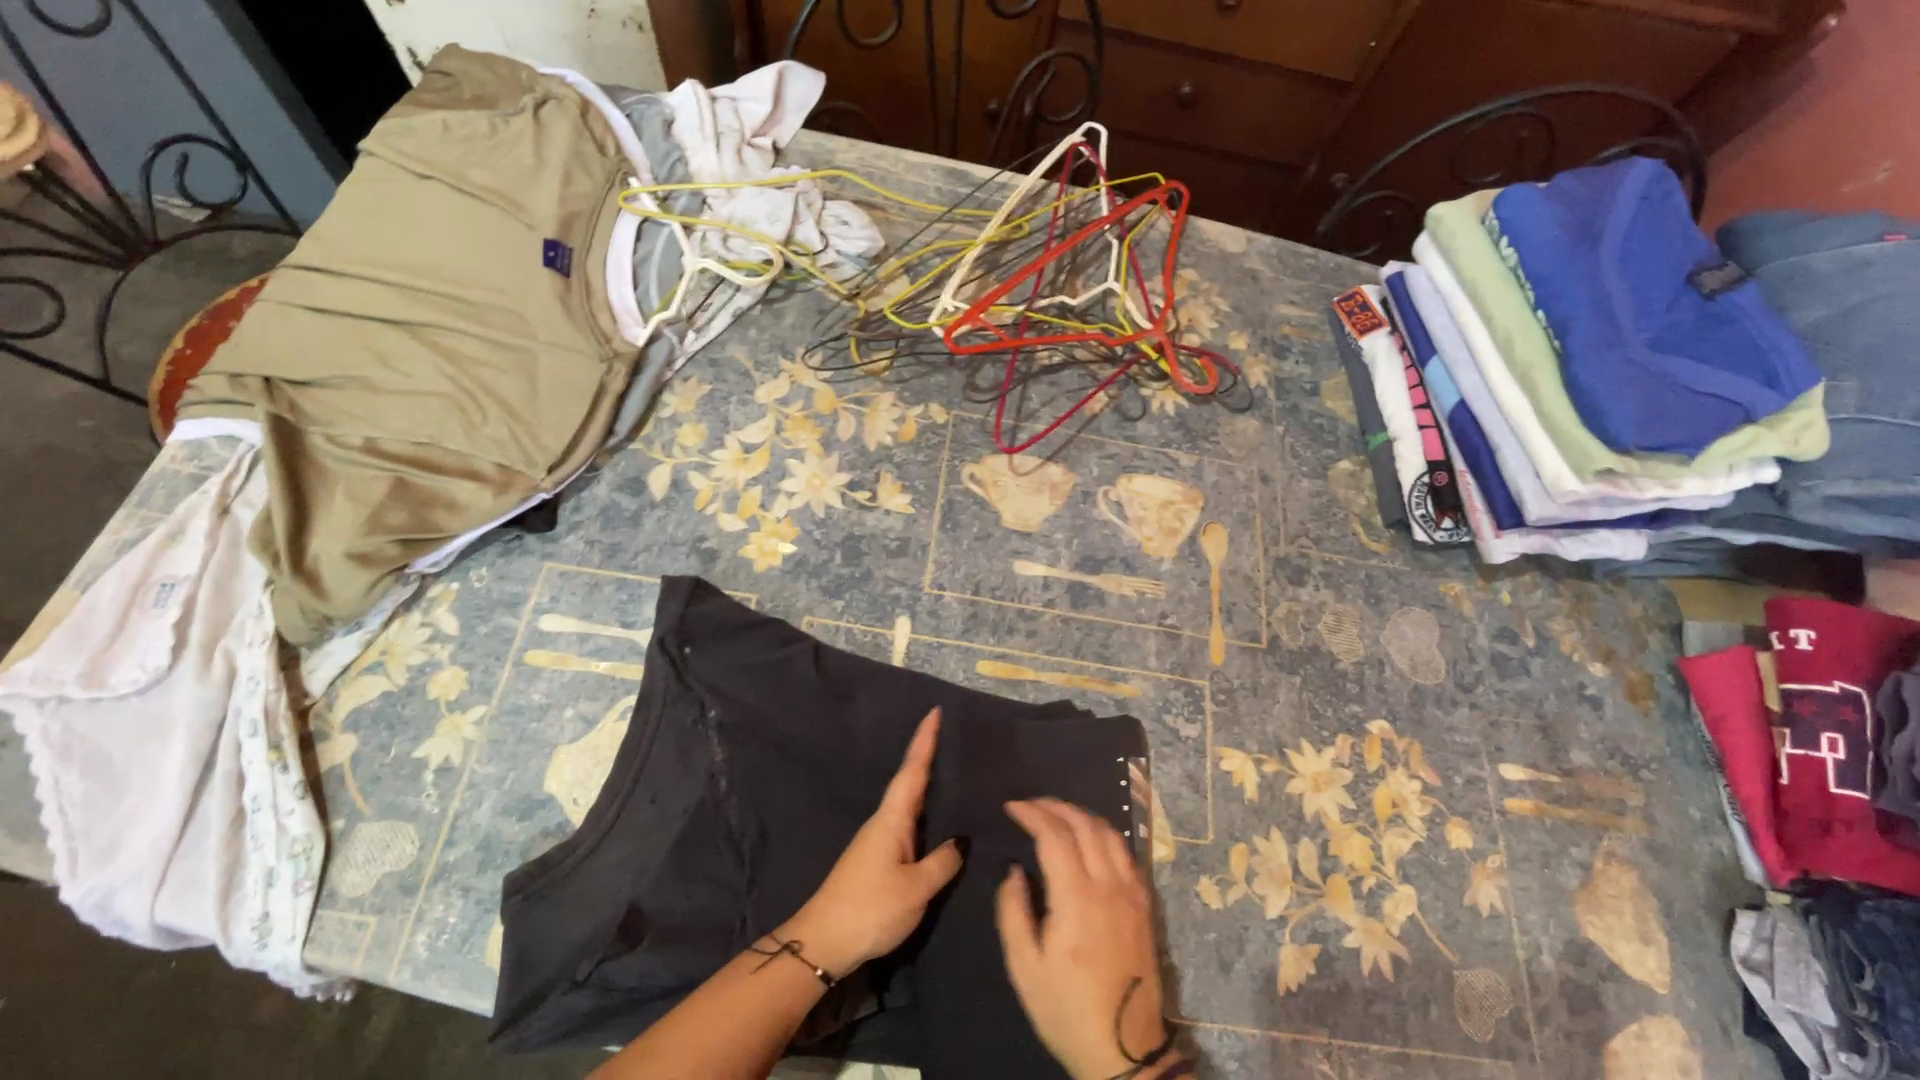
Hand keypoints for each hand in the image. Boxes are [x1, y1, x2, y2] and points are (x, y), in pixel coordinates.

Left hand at [779, 708, 964, 976]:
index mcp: (891, 821)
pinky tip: (937, 821)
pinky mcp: (878, 861)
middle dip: (928, 757)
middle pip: (910, 783)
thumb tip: (960, 841)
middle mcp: (884, 824)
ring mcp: (878, 843)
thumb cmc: (870, 909)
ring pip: (908, 805)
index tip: (933, 712)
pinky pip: (907, 826)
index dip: (924, 742)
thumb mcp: (916, 889)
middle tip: (952, 735)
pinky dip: (924, 813)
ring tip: (953, 771)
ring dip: (927, 785)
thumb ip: (942, 863)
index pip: (912, 772)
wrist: (823, 942)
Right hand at [998, 798, 1168, 1079]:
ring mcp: (1132, 894)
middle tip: (1030, 804)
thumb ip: (1013, 911)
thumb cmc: (1066, 1009)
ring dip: (1082, 815)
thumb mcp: (1024, 966)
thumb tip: (1015, 871)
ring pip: (1111, 833)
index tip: (1011, 806)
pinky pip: (1126, 853)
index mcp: (1077, 899)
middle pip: (1086, 825)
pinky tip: (1089, 839)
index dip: (1032, 813)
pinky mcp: (1145, 906)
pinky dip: (1104, 834)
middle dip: (1056, 806)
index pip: (1056, 835)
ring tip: (1057, 814)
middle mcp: (1109, 886)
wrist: (1124, 1049)